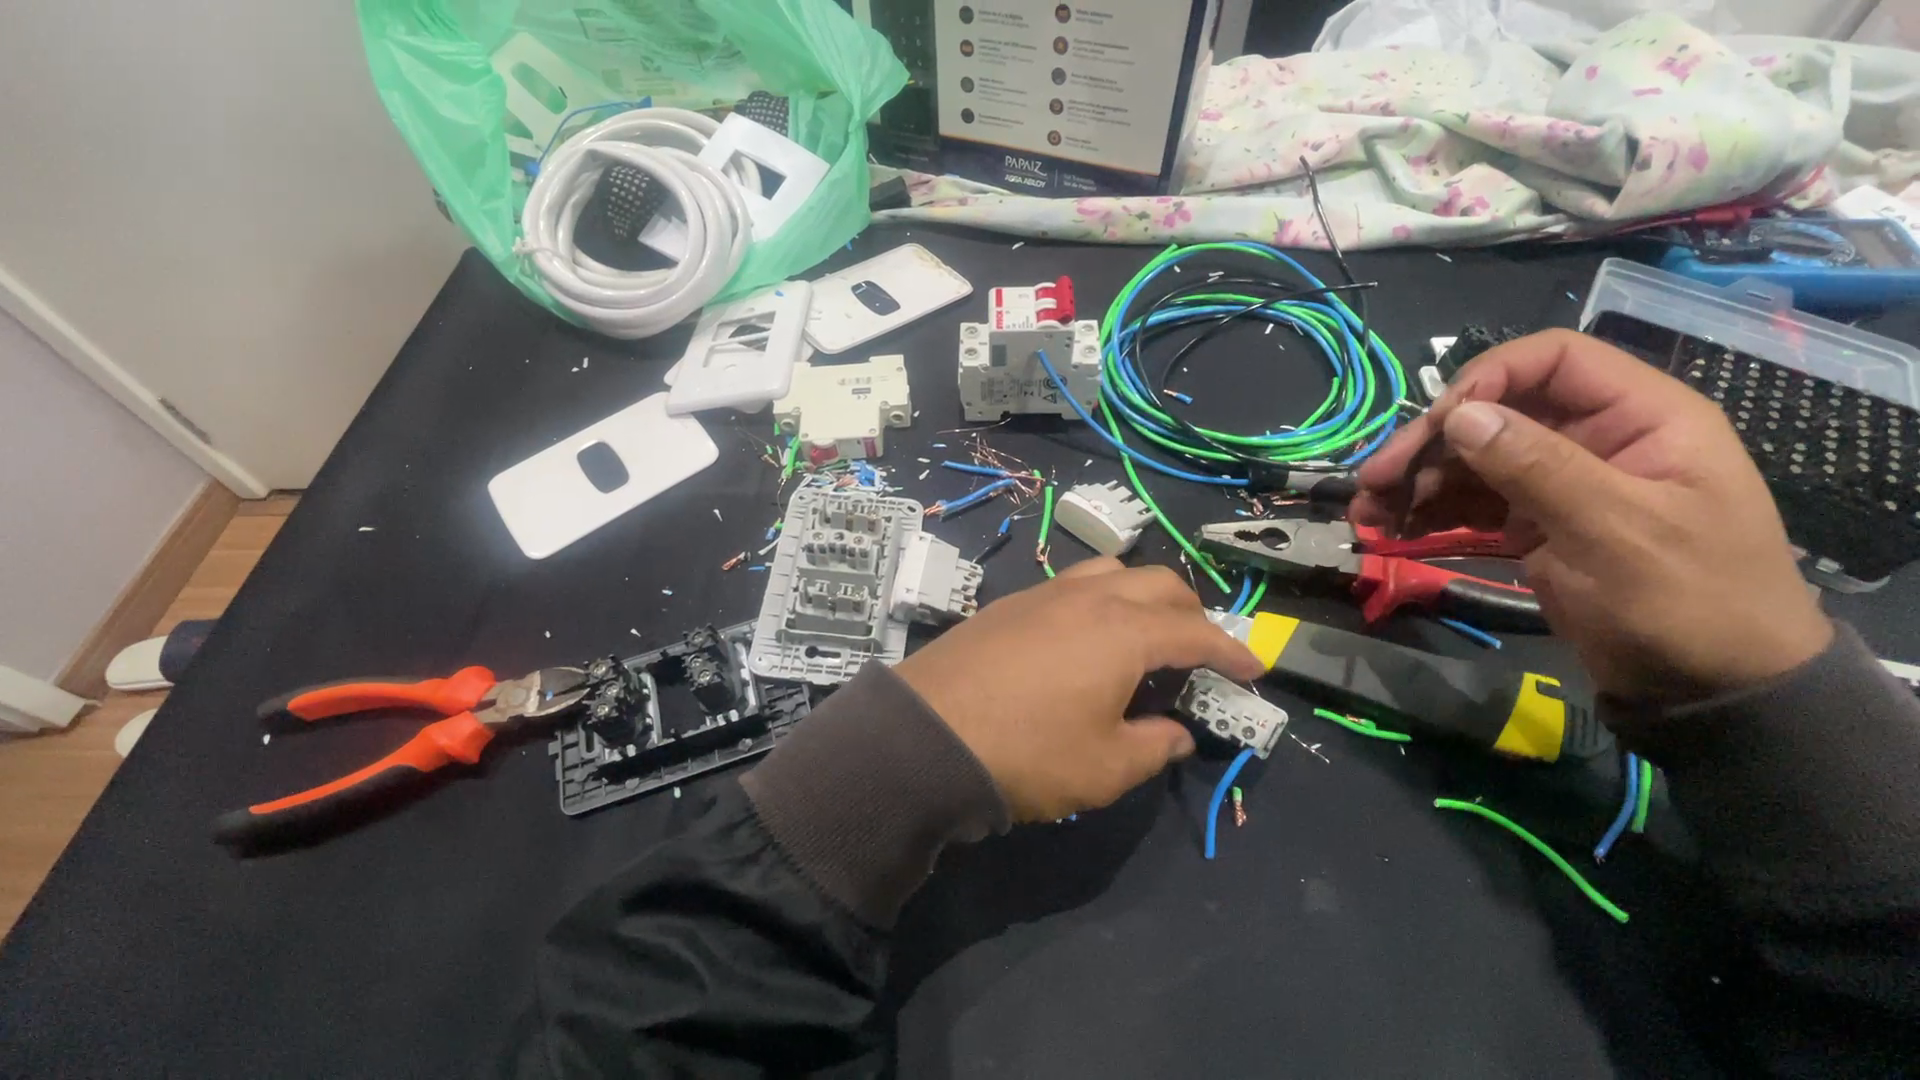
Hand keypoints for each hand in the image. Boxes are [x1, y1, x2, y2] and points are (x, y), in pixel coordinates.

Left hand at [893, 559, 1264, 821]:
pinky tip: (1086, 636)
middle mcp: (1090, 598)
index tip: (1253, 670)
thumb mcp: (1104, 767)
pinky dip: (1099, 599)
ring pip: (1112, 572)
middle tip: (1198, 652)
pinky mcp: (1008, 603)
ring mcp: (1044, 594)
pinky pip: (1071, 585)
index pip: (1196, 633)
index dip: (1231, 653)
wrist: (926, 737)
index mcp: (1126, 633)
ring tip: (1143, 633)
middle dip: (1191, 613)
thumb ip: (1154, 746)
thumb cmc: (1027, 754)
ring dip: (1142, 595)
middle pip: (1159, 584)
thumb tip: (1177, 733)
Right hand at [1350, 329, 1830, 702]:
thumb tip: (1459, 415)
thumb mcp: (1615, 532)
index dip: (1488, 380)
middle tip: (1373, 481)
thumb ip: (1538, 467)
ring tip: (1367, 515)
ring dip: (1416, 482)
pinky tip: (1391, 531)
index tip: (1437, 426)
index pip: (1553, 360)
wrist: (1707, 692)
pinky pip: (1471, 502)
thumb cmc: (1686, 603)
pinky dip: (1428, 513)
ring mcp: (1560, 483)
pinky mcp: (1535, 524)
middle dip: (1429, 444)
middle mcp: (1595, 439)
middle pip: (1495, 413)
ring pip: (1472, 459)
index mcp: (1640, 418)